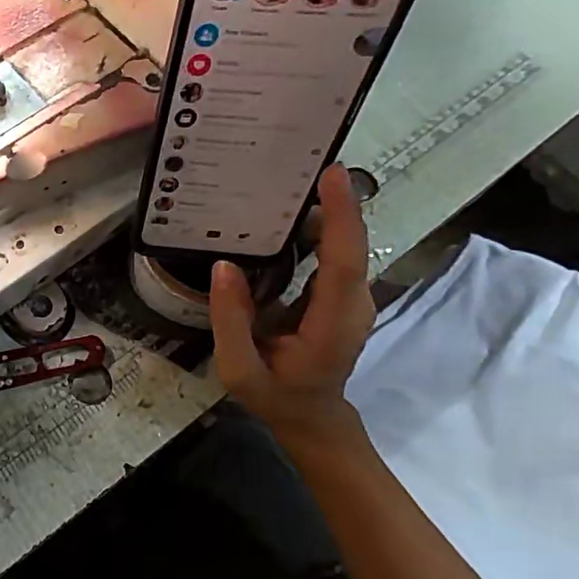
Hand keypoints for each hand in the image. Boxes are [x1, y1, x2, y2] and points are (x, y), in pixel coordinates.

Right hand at [210, 164, 375, 446]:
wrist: (312, 416)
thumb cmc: (276, 396)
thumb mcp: (240, 371)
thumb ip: (231, 322)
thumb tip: (225, 266)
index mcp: (332, 324)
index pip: (344, 262)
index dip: (340, 217)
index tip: (331, 176)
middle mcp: (353, 304)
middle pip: (349, 243)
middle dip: (332, 199)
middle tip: (296, 162)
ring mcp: (353, 298)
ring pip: (345, 244)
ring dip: (324, 209)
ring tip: (289, 179)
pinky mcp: (343, 294)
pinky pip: (335, 253)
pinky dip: (318, 227)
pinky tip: (288, 213)